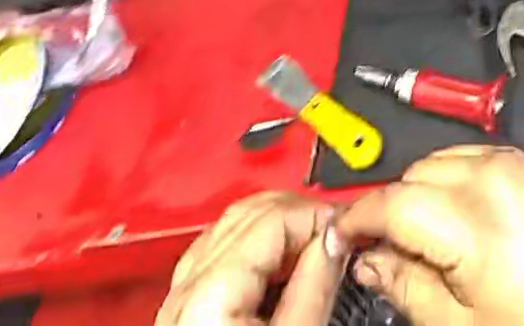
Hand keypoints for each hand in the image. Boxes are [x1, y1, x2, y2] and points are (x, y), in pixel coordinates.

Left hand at [158, 191, 348, 325]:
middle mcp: (185, 289)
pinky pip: (220, 253)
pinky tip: (279, 267)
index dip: (320, 214)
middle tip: (334, 237)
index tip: (346, 232)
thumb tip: (335, 234)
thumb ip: (316, 283)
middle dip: (302, 214)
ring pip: (236, 224)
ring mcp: (177, 300)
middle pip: (253, 209)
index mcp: (208, 292)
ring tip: (312, 251)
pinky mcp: (180, 313)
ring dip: (282, 225)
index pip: (277, 214)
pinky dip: (257, 246)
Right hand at [333, 145, 523, 325]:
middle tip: (382, 248)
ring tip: (421, 235)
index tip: (342, 237)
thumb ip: (406, 284)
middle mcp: (490, 175)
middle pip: (414, 174)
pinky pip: (469, 155)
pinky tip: (453, 214)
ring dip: (421, 189)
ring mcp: (509, 162)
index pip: (394, 200)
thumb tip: (370, 258)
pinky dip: (450, 177)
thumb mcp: (459, 323)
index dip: (359, 218)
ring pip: (439, 159)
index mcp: (472, 216)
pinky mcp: (522, 161)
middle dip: (392, 207)